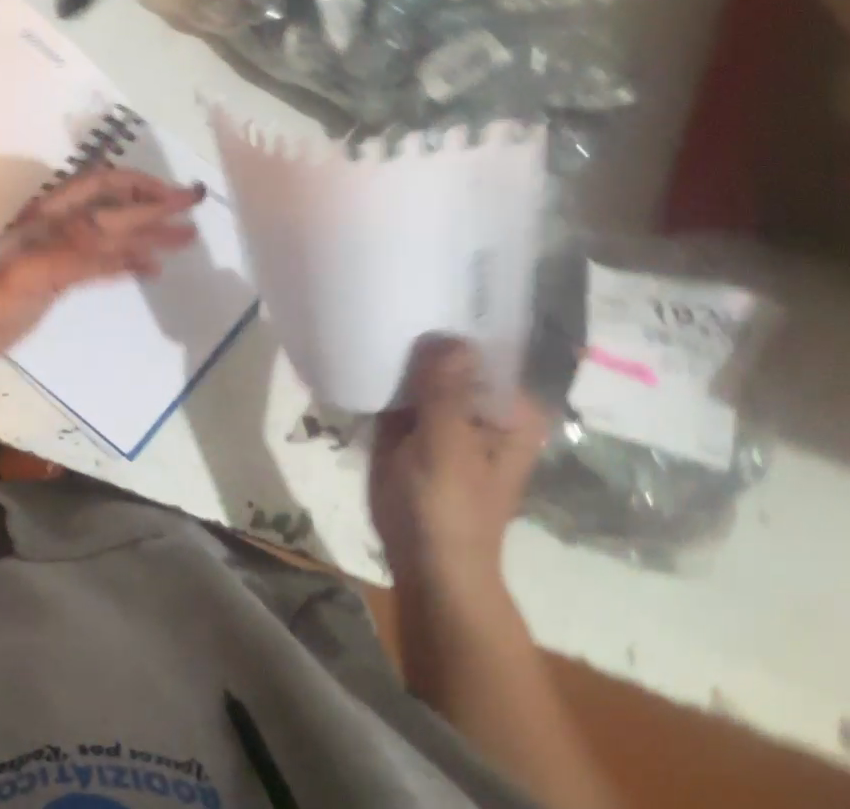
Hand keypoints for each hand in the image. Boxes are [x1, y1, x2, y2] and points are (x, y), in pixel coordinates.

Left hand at [0, 168, 203, 361]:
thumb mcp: (32, 273)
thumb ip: (73, 253)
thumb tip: (116, 233)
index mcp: (48, 215)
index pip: (102, 187)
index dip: (140, 188)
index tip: (177, 198)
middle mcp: (56, 225)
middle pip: (112, 206)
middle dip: (153, 206)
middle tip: (194, 208)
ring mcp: (59, 250)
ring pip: (111, 234)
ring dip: (147, 233)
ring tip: (186, 238)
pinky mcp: (61, 276)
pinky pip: (102, 261)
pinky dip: (129, 260)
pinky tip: (153, 267)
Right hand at [369, 337, 548, 599]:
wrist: (426, 562)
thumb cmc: (448, 508)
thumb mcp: (447, 448)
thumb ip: (446, 394)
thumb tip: (450, 337)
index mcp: (509, 412)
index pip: (483, 355)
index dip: (452, 332)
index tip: (417, 307)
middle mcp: (481, 410)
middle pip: (449, 362)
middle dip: (419, 345)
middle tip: (383, 314)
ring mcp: (444, 421)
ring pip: (419, 377)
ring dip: (396, 363)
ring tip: (367, 330)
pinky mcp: (411, 434)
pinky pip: (396, 397)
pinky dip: (379, 384)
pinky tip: (358, 364)